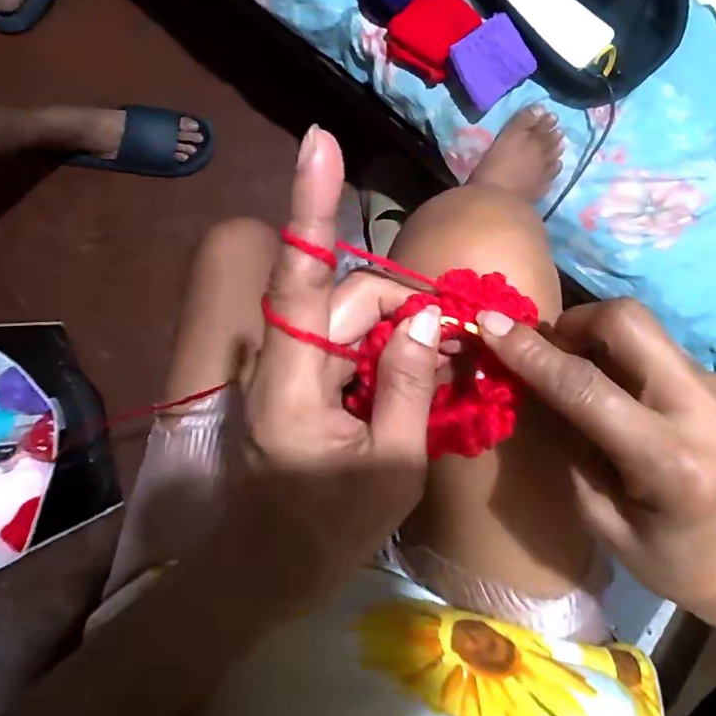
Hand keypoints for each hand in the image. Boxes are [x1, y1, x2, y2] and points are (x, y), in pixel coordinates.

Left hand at [239, 126, 442, 596]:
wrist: (265, 574)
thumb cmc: (325, 533)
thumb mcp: (390, 468)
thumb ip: (408, 384)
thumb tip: (425, 316)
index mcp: (295, 384)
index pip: (300, 279)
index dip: (309, 206)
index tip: (317, 141)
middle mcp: (283, 359)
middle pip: (346, 297)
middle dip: (401, 310)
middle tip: (449, 350)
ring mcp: (287, 365)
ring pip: (348, 314)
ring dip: (395, 330)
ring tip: (431, 373)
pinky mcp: (297, 375)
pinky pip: (344, 338)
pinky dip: (381, 346)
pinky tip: (408, 374)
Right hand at [477, 300, 715, 644]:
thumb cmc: (663, 555)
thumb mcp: (597, 513)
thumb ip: (565, 439)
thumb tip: (527, 377)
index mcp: (672, 463)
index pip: (587, 388)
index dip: (532, 353)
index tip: (488, 324)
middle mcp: (704, 410)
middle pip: (628, 322)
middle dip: (574, 322)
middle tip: (548, 350)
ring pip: (641, 325)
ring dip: (594, 336)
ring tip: (576, 371)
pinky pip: (654, 344)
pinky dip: (618, 353)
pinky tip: (616, 388)